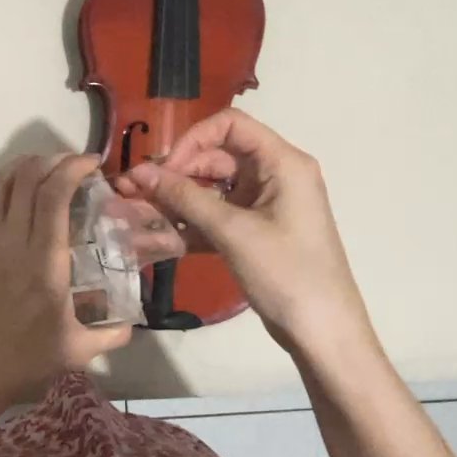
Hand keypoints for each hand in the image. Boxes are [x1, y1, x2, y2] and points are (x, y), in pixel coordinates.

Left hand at [0, 153, 131, 429]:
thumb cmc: (23, 362)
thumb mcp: (77, 350)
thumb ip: (110, 334)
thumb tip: (135, 324)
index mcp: (44, 261)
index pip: (55, 196)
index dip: (72, 168)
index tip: (91, 164)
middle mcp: (11, 242)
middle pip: (26, 181)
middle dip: (50, 160)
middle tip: (69, 163)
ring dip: (15, 166)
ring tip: (36, 164)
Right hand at [114, 109, 372, 355]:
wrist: (321, 330)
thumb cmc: (286, 273)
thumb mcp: (232, 232)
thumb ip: (184, 197)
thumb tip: (139, 172)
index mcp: (282, 163)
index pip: (230, 126)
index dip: (191, 140)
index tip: (163, 169)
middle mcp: (274, 175)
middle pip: (216, 156)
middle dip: (176, 172)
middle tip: (135, 192)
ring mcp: (264, 205)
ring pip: (211, 187)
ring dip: (177, 198)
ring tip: (139, 212)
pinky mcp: (254, 231)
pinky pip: (215, 214)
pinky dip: (190, 221)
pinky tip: (161, 235)